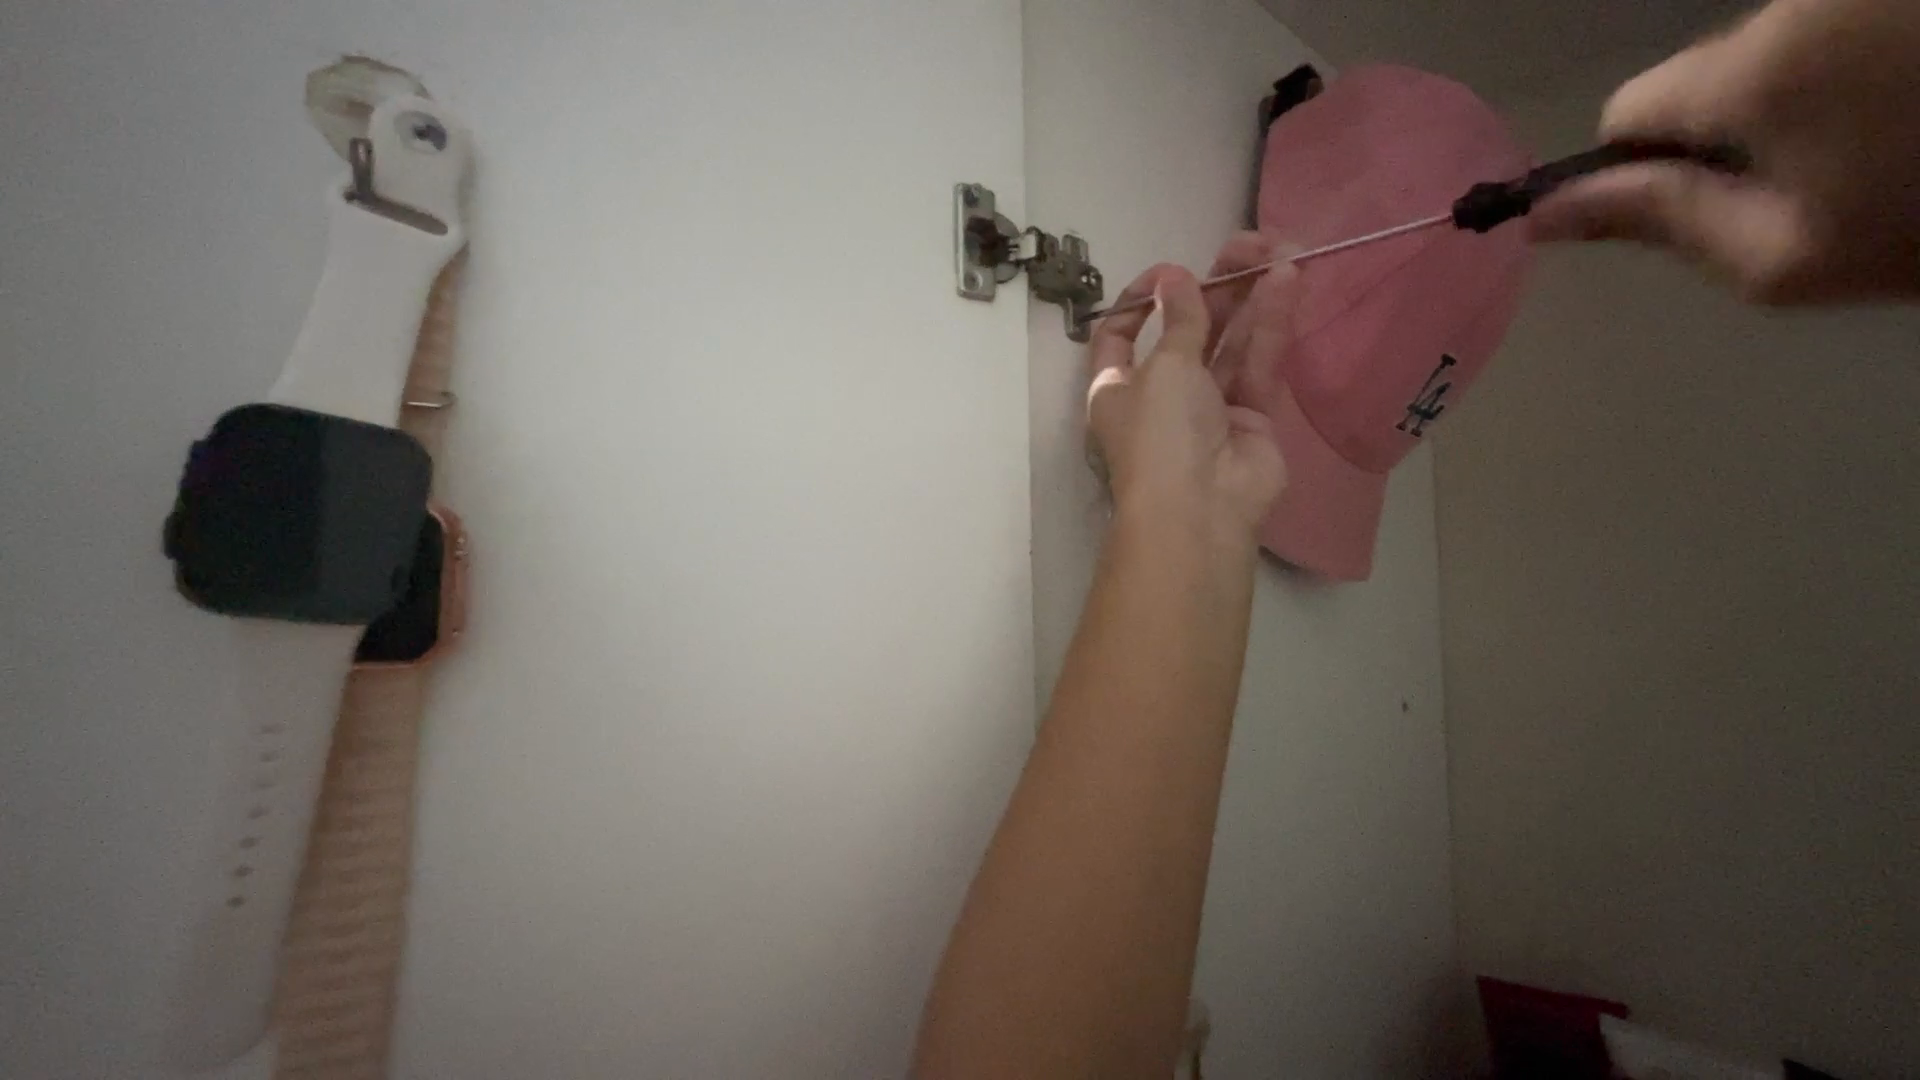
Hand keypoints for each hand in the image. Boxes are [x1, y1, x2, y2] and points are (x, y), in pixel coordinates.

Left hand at [1086, 234, 1298, 536]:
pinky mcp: (1249, 421)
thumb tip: (1173, 279)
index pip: (1119, 336)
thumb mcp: (1162, 369)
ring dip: (1250, 299)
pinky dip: (1269, 328)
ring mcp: (1207, 411)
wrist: (1199, 511)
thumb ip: (1178, 321)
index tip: (1170, 271)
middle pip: (1186, 333)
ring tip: (1278, 250)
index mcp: (1116, 389)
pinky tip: (1286, 283)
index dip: (1140, 300)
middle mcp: (1159, 398)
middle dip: (1214, 289)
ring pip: (1228, 345)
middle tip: (1248, 244)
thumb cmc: (1160, 435)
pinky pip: (1256, 366)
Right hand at [1531, 0, 1919, 303]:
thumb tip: (1544, 213)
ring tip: (1897, 126)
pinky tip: (1915, 90)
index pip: (1630, 110)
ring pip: (1793, 38)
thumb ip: (1659, 223)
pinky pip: (1854, 21)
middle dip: (1738, 120)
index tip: (1696, 194)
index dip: (1640, 160)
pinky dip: (1875, 55)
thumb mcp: (1789, 257)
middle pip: (1714, 69)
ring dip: (1817, 84)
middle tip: (1825, 170)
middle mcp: (1805, 0)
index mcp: (1758, 71)